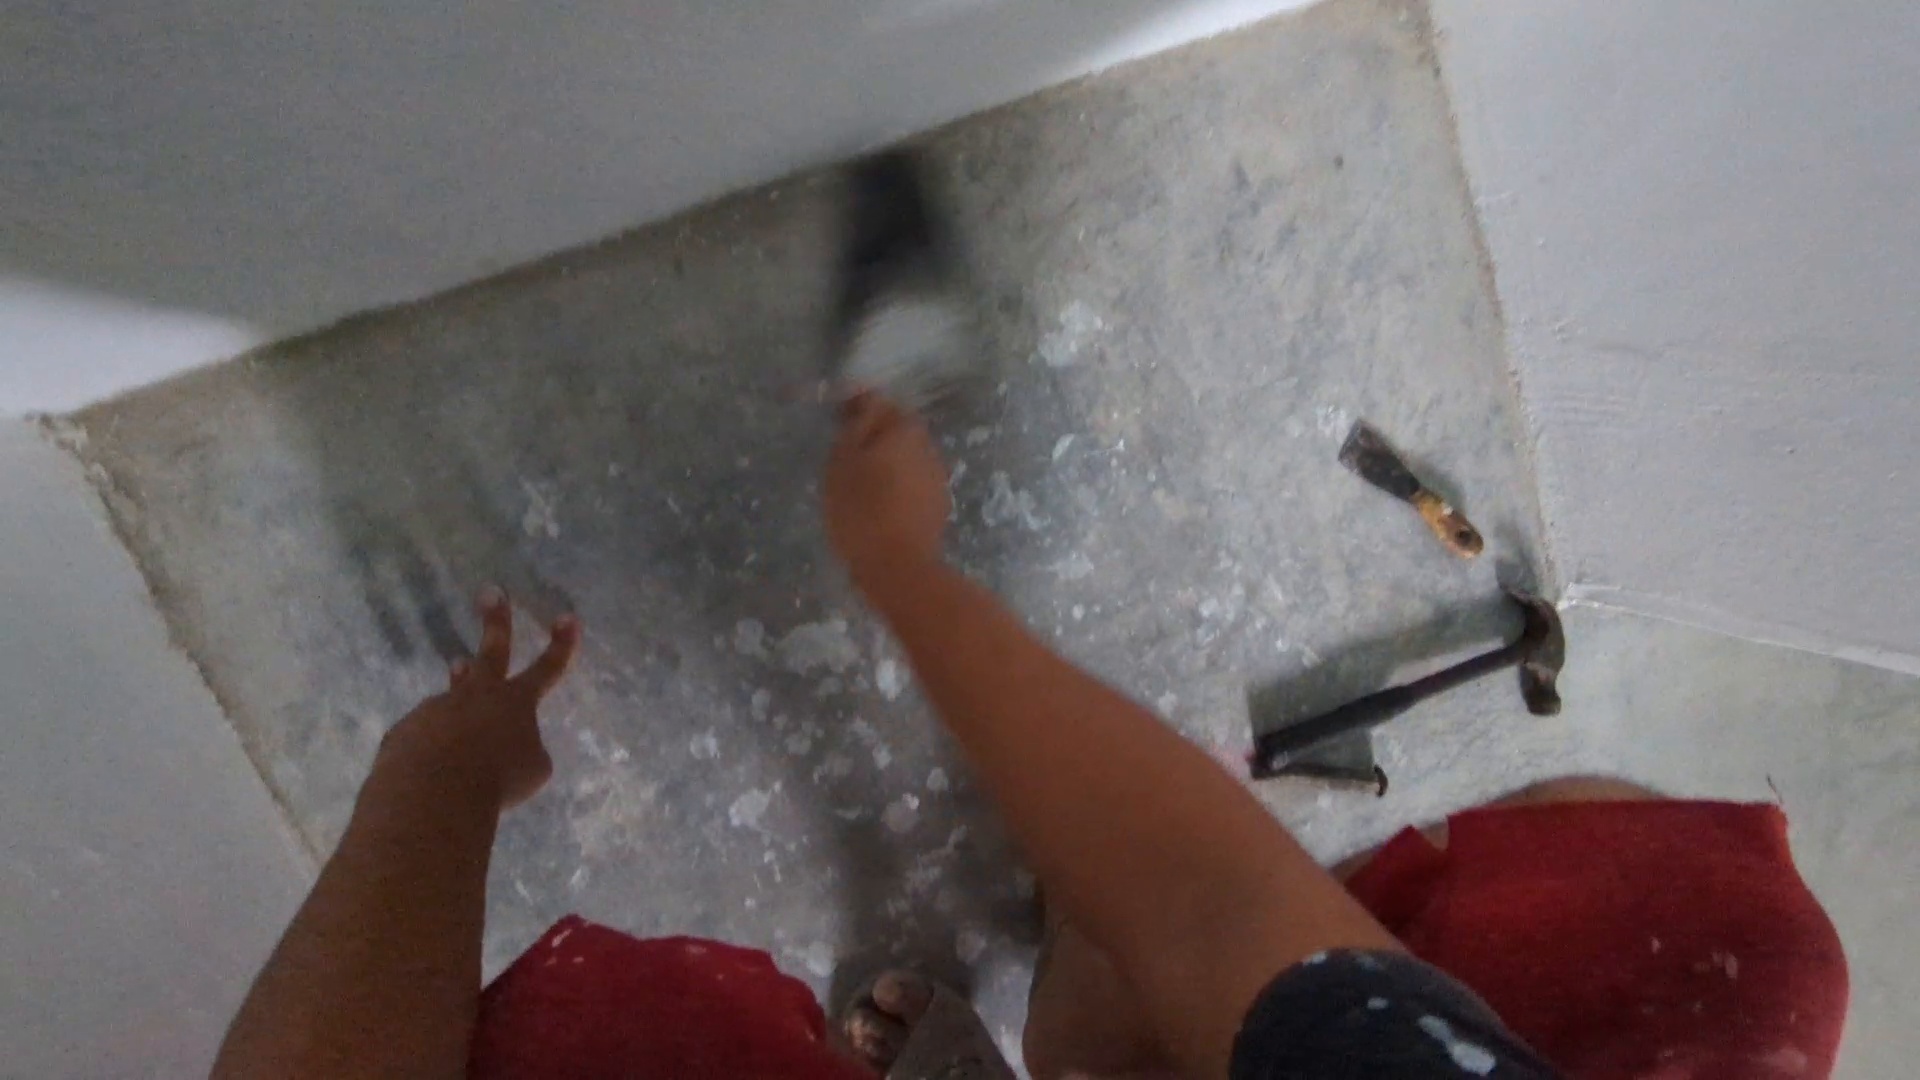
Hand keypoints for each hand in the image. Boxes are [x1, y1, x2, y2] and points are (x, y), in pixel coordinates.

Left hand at [381, 587, 580, 810]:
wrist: (431, 798)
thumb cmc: (497, 780)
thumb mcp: (533, 769)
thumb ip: (527, 749)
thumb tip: (509, 747)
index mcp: (517, 702)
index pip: (549, 667)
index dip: (562, 643)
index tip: (569, 616)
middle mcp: (478, 696)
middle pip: (492, 652)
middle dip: (497, 622)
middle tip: (491, 593)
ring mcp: (437, 710)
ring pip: (453, 697)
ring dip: (460, 687)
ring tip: (458, 666)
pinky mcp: (405, 732)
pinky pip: (424, 735)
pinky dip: (432, 747)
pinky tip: (432, 768)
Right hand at [825, 392, 950, 594]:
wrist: (899, 566)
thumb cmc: (862, 511)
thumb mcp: (842, 465)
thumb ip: (853, 430)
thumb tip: (863, 409)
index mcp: (904, 429)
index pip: (877, 403)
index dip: (854, 407)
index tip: (836, 418)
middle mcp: (928, 446)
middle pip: (896, 429)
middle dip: (873, 435)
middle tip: (845, 451)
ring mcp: (937, 476)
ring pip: (907, 457)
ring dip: (886, 461)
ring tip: (860, 480)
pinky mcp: (938, 504)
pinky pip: (913, 483)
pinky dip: (896, 485)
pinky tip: (879, 502)